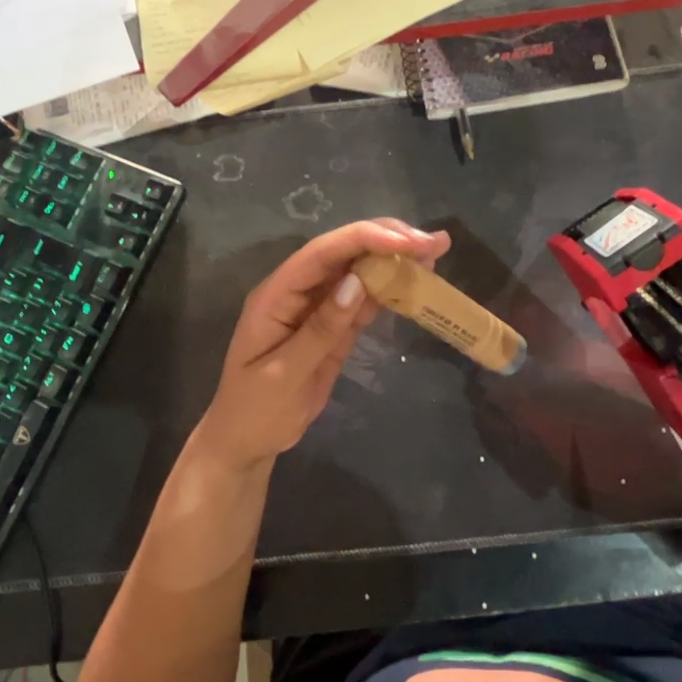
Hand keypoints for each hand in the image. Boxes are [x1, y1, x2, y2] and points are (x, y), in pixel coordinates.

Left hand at [196, 218, 450, 467]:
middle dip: (386, 240)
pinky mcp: (334, 326)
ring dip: (394, 260)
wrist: (246, 443)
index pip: (321, 253)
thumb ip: (320, 329)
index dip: (364, 239)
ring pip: (358, 271)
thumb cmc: (254, 410)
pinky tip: (416, 281)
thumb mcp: (283, 375)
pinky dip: (390, 289)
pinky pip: (364, 299)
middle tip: (433, 242)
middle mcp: (297, 291)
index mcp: (276, 294)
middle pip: (343, 252)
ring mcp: (317, 307)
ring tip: (435, 252)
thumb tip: (356, 282)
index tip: (406, 240)